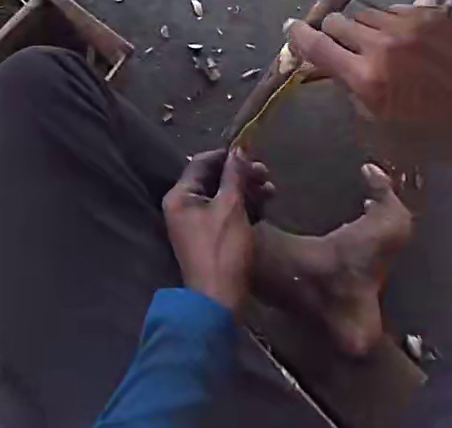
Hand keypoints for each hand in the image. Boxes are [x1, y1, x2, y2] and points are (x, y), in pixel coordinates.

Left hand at [163, 148, 271, 310]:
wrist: (218, 303)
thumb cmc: (222, 251)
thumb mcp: (231, 208)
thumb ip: (234, 176)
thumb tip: (238, 149)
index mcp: (180, 195)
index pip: (202, 162)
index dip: (227, 156)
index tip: (251, 154)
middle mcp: (182, 205)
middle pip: (213, 178)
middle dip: (240, 174)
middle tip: (266, 174)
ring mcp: (194, 222)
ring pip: (221, 195)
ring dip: (245, 190)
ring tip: (271, 190)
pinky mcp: (208, 236)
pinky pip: (224, 212)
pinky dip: (242, 207)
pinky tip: (264, 206)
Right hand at [284, 0, 451, 161]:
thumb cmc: (427, 131)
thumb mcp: (375, 119)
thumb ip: (346, 85)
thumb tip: (322, 60)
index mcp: (366, 78)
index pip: (315, 44)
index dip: (298, 35)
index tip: (291, 28)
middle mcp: (382, 46)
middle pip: (336, 22)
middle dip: (335, 35)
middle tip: (347, 49)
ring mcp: (408, 26)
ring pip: (365, 15)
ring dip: (366, 30)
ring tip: (384, 48)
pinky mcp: (430, 16)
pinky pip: (394, 11)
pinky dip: (394, 25)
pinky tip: (408, 43)